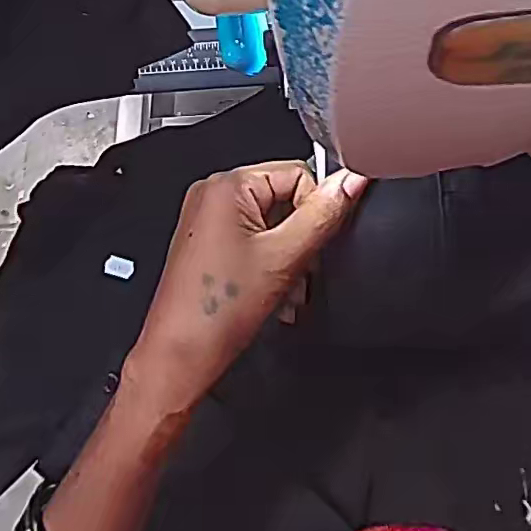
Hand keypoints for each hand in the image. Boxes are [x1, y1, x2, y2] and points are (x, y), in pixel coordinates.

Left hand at [123, 161, 367, 415]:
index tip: (315, 243)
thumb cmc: (216, 311)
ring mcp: (208, 219)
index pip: (299, 174)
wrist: (179, 356)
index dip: (316, 211)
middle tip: (299, 270)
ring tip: (286, 288)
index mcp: (227, 185)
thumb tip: (350, 181)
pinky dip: (270, 262)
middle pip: (285, 199)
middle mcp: (213, 194)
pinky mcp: (208, 242)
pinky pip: (254, 238)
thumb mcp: (285, 256)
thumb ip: (324, 214)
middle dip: (302, 238)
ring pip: (273, 223)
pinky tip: (272, 290)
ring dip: (289, 255)